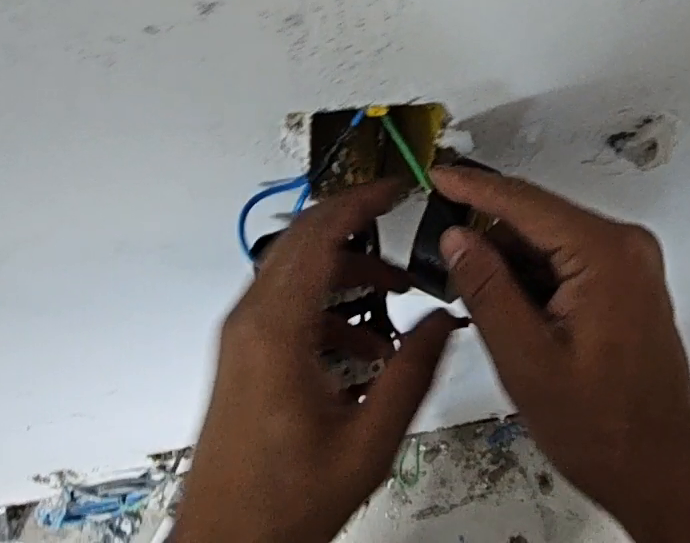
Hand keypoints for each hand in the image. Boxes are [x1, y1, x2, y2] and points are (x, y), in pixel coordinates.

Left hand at [172, 180, 463, 542]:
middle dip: (358, 226)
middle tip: (402, 223)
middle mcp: (251, 318)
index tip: (399, 188)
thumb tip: (447, 320)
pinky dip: (328, 303)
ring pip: (297, 270)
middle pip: (304, 240)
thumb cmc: (287, 502)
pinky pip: (288, 302)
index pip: (320, 235)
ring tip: (397, 293)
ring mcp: (242, 334)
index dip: (361, 202)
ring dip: (347, 270)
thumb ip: (412, 373)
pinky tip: (366, 344)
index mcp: (277, 328)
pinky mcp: (243, 352)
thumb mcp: (368, 442)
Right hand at [433, 167, 689, 542]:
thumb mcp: (526, 361)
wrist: (661, 475)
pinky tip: (517, 316)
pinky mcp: (625, 282)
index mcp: (606, 254)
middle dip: (490, 241)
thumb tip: (458, 237)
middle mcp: (625, 247)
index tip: (438, 176)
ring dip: (511, 266)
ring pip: (548, 242)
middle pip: (537, 220)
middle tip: (449, 267)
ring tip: (488, 311)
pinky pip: (566, 261)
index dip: (473, 187)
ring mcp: (629, 263)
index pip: (525, 202)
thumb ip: (487, 289)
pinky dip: (534, 280)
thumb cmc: (605, 431)